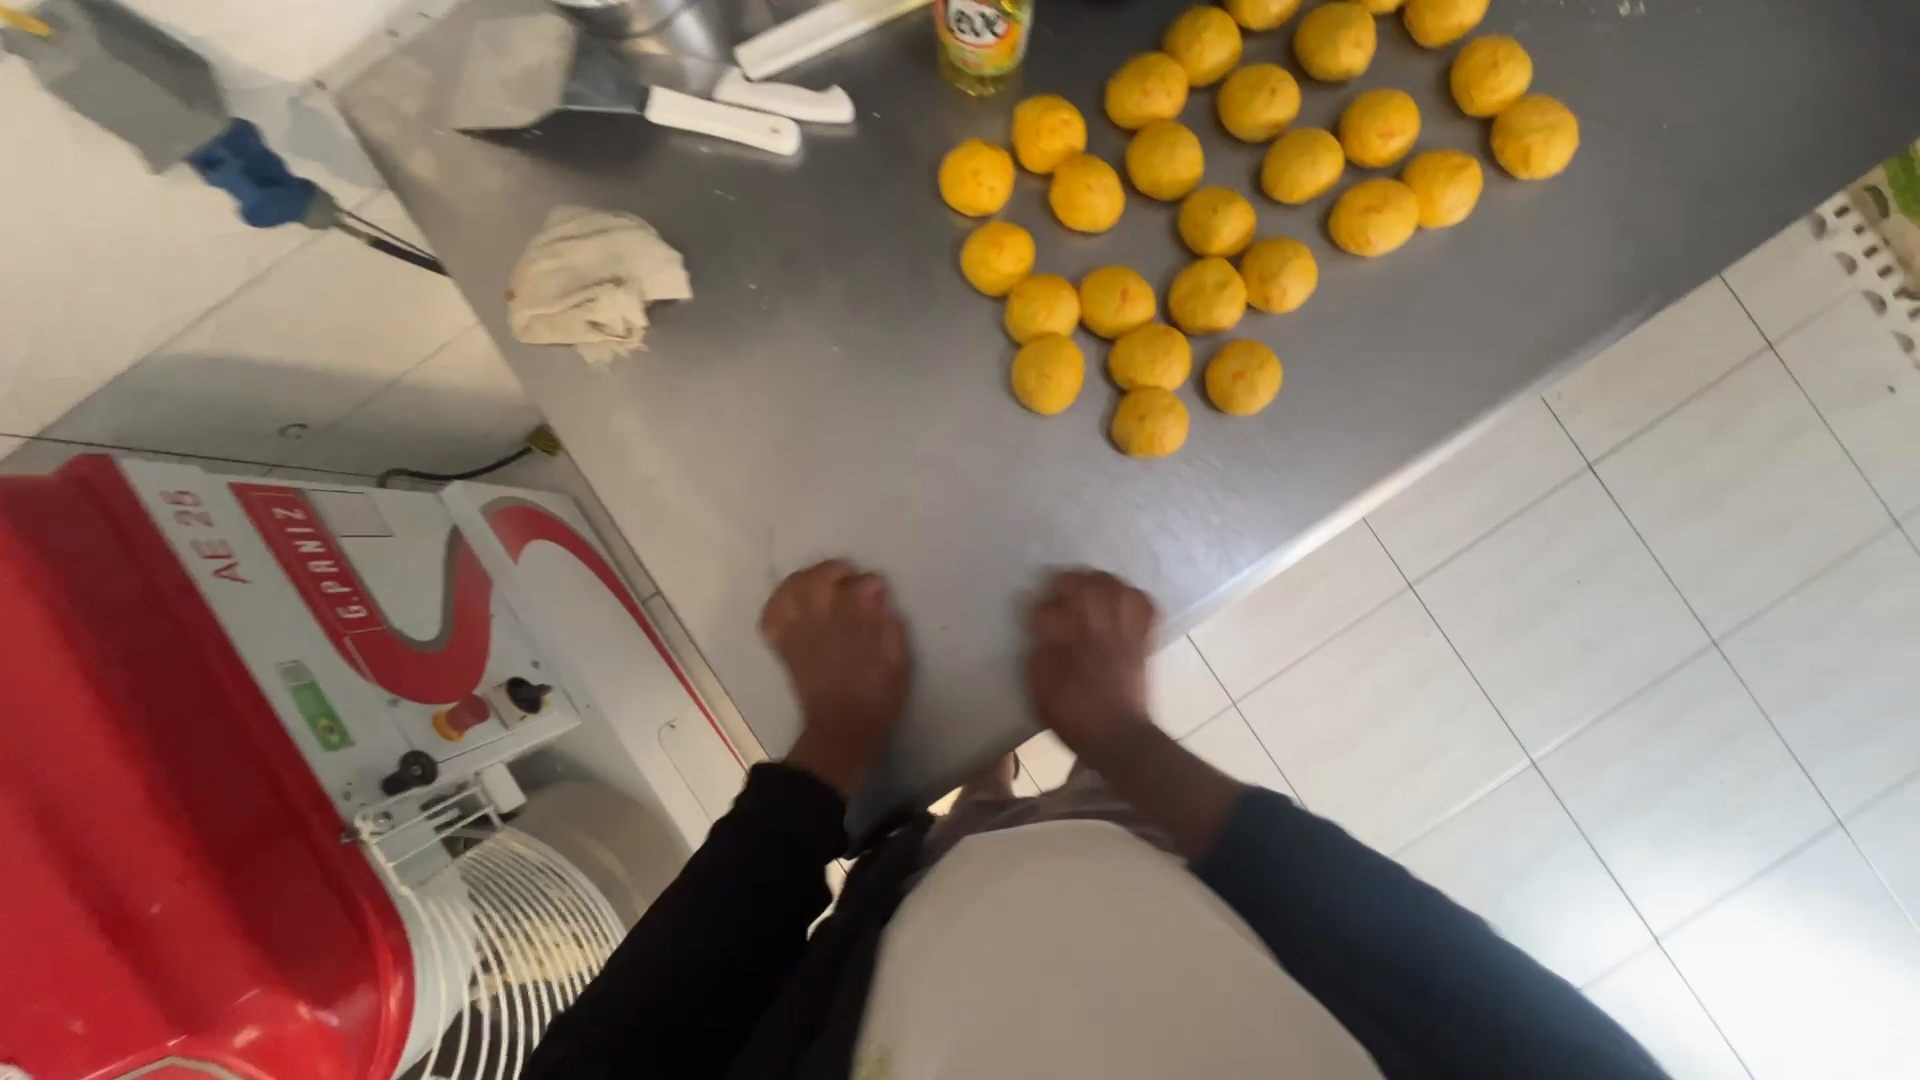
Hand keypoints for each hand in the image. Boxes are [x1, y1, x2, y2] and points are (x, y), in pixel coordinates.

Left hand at [760, 559, 909, 795]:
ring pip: (791, 589)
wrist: (842, 728)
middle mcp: (822, 623)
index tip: (878, 588)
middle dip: (835, 570)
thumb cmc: (877, 695)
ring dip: (806, 578)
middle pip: (819, 578)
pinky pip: (771, 616)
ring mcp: (799, 633)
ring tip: (820, 583)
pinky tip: (794, 602)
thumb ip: (890, 626)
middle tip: (848, 577)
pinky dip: (779, 602)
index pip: (859, 585)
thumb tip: (878, 598)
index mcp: (855, 626)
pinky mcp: (784, 646)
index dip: (870, 582)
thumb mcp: (898, 660)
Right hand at [1025, 569, 1158, 757]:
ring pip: (1118, 589)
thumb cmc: (1075, 718)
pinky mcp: (1143, 642)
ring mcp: (1124, 635)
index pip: (1050, 608)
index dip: (1043, 605)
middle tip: (1062, 588)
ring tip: (1091, 586)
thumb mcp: (1041, 691)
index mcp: (1069, 646)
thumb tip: (1041, 633)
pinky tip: (1122, 599)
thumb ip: (1038, 657)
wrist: (1119, 739)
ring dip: (1102, 581)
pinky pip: (1146, 608)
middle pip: (1088, 587)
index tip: (1038, 613)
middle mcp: (1098, 632)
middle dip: (1071, 581)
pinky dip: (1135, 597)